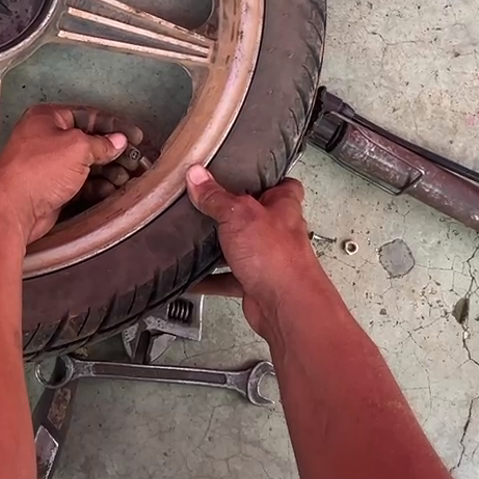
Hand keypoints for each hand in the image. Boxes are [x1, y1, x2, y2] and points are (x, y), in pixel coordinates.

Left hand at [0, 105, 128, 244]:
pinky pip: (80, 183)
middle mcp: (46, 138)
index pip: (88, 116)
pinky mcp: (51, 188)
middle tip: (134, 159)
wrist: (13, 208)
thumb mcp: (77, 148)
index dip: (114, 125)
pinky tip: (110, 190)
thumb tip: (117, 141)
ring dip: (108, 170)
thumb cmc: (37, 170)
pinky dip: (96, 186)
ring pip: (86, 164)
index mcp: (48, 118)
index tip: (133, 135)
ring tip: (126, 177)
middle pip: (89, 141)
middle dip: (113, 151)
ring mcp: (48, 165)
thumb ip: (102, 144)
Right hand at [185, 165, 330, 328]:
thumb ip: (216, 197)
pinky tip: (193, 277)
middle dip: (234, 213)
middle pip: (256, 216)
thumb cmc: (279, 258)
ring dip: (220, 246)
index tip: (251, 172)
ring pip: (240, 248)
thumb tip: (197, 176)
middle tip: (210, 204)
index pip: (284, 185)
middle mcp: (276, 232)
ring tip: (196, 237)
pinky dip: (208, 279)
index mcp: (282, 207)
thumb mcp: (239, 215)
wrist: (286, 306)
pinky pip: (226, 278)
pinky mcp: (253, 283)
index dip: (270, 178)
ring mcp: (265, 259)